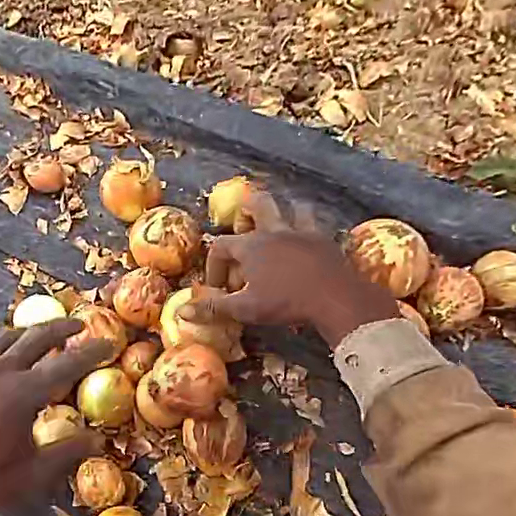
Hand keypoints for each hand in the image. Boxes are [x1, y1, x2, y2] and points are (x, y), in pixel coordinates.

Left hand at [0, 320, 112, 515]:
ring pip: (8, 339)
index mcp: (22, 396)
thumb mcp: (26, 478)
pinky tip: (6, 354)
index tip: (110, 344)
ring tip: (45, 332)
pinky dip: (4, 344)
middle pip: (36, 337)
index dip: (92, 352)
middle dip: (62, 328)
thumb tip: (97, 439)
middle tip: (80, 325)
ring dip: (31, 331)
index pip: (67, 364)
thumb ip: (65, 455)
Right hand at [189, 192, 398, 345]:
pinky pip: (318, 223)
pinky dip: (313, 225)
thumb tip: (182, 310)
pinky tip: (313, 235)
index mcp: (251, 246)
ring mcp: (303, 231)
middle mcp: (274, 231)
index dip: (214, 264)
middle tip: (245, 218)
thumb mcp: (246, 309)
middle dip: (248, 208)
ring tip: (283, 222)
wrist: (333, 295)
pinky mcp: (325, 238)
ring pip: (293, 207)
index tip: (218, 286)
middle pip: (258, 205)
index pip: (221, 245)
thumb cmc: (285, 302)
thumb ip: (214, 308)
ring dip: (286, 211)